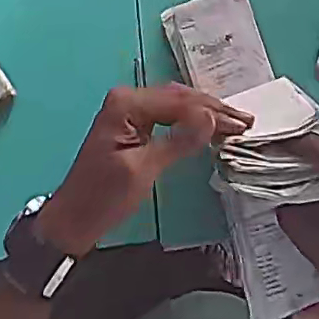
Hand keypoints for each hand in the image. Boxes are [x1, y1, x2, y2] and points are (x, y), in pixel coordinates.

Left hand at [36, 84, 251, 256]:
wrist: (73, 220)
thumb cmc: (103, 197)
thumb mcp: (144, 170)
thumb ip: (179, 141)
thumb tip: (211, 117)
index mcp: (126, 103)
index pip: (178, 101)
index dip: (212, 111)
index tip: (241, 124)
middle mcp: (127, 99)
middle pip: (179, 98)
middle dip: (213, 110)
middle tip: (245, 123)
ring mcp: (129, 111)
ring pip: (176, 105)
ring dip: (205, 114)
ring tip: (235, 124)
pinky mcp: (133, 125)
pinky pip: (168, 116)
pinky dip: (191, 122)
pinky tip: (209, 128)